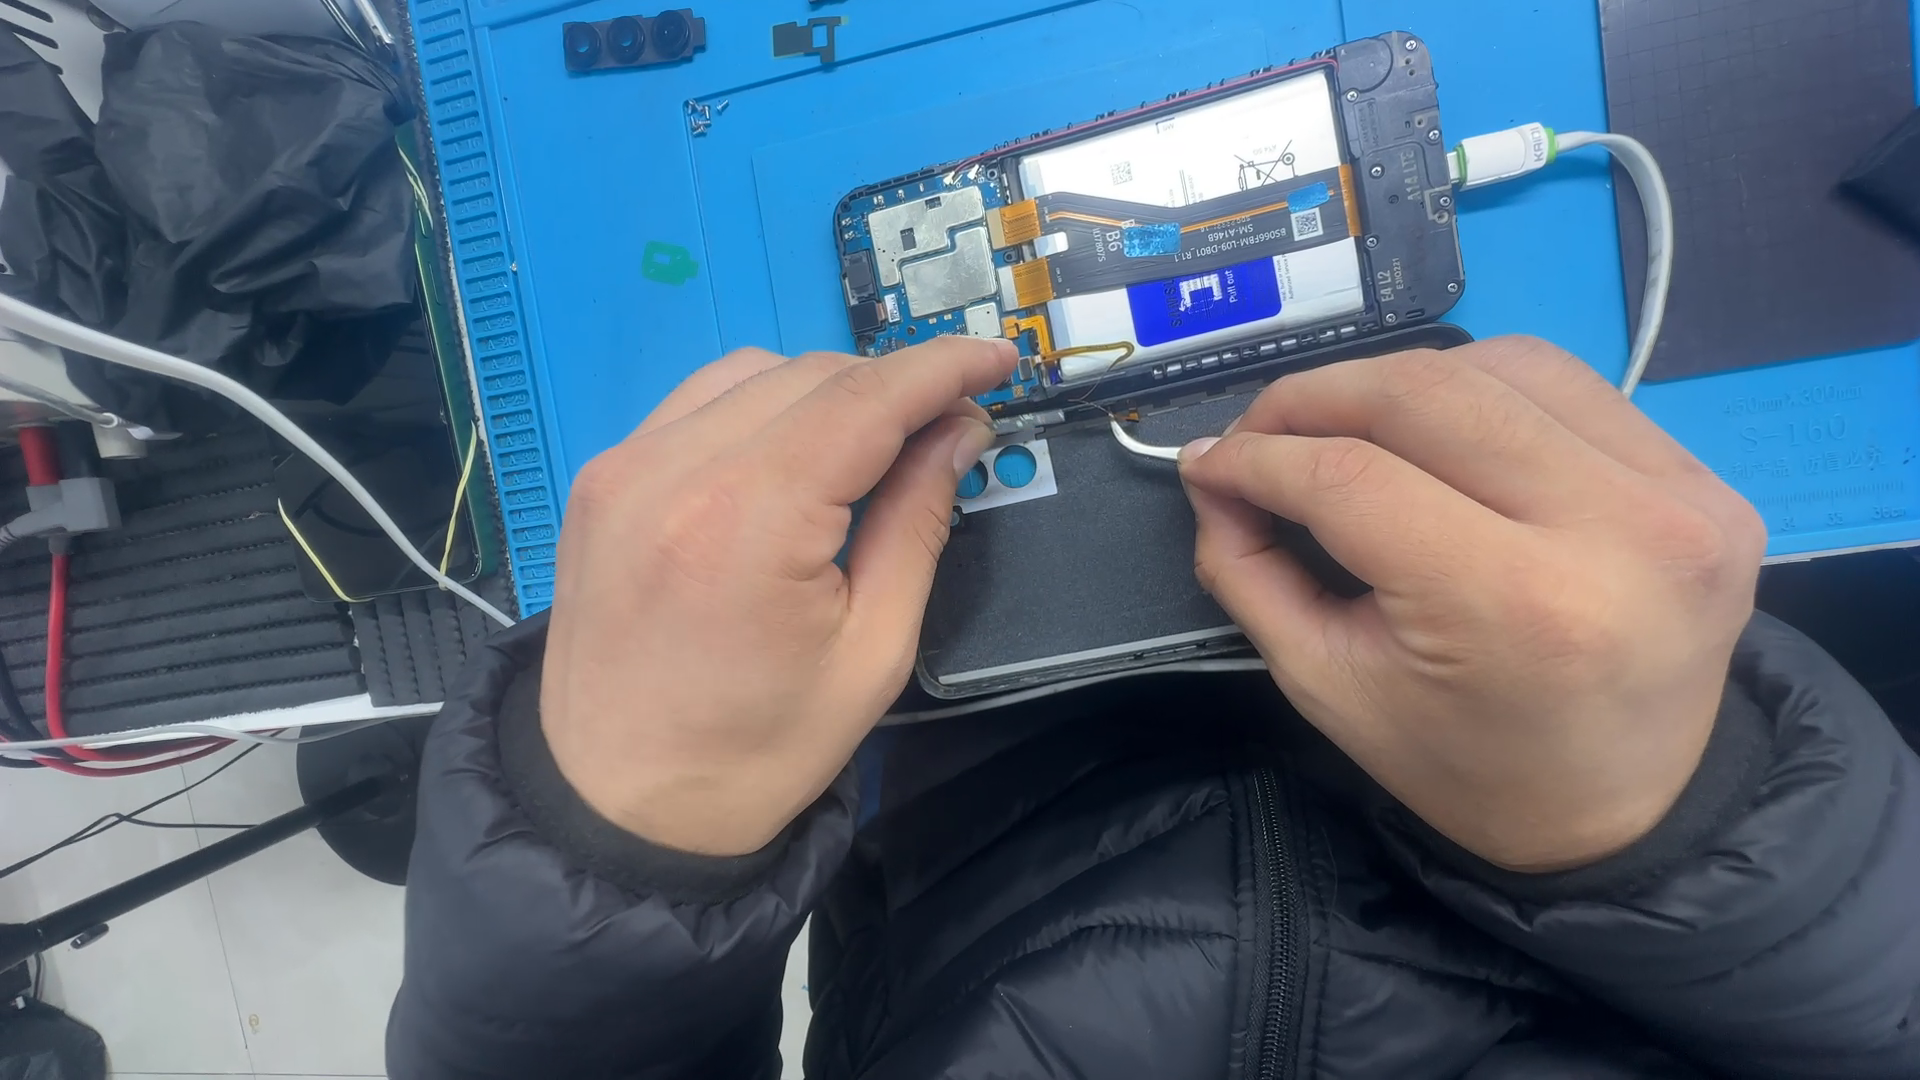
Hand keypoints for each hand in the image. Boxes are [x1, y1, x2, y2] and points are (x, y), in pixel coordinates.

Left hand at [540, 337, 1015, 854]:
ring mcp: (625, 464)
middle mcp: (673, 467)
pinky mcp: (604, 477)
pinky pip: (703, 401)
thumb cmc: (761, 749)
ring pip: (756, 372)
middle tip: (950, 425)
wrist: (618, 807)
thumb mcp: (873, 650)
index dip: (942, 369)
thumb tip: (958, 434)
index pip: (865, 401)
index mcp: (748, 518)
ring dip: (833, 389)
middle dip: (896, 384)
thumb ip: (917, 522)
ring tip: (879, 442)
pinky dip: (769, 404)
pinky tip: (799, 451)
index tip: (998, 359)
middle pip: (813, 374)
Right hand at [1178, 337, 1765, 871]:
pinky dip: (1461, 387)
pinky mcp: (1700, 475)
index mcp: (1510, 602)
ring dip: (1381, 384)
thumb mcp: (1316, 676)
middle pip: (1419, 395)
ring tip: (1328, 429)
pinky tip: (1418, 427)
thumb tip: (1209, 470)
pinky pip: (1553, 383)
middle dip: (1308, 399)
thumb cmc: (1450, 759)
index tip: (1205, 463)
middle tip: (1253, 433)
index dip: (1257, 459)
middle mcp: (1613, 526)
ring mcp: (1676, 490)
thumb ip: (1243, 565)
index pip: (1348, 478)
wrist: (1614, 808)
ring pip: (1488, 366)